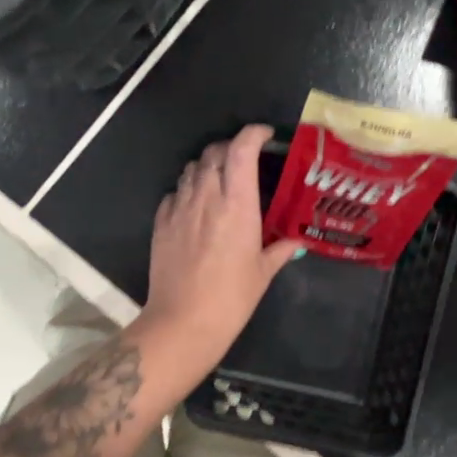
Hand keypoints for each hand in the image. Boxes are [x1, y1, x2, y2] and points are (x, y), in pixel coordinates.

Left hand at [133, 124, 303, 378]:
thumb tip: (296, 240)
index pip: (241, 150)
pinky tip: (194, 207)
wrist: (184, 321)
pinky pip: (173, 194)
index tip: (264, 135)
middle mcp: (206, 197)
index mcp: (237, 204)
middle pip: (214, 153)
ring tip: (219, 180)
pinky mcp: (160, 223)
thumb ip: (280, 249)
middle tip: (243, 159)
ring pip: (190, 170)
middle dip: (230, 148)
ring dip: (206, 167)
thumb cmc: (232, 298)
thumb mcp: (263, 272)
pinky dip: (186, 191)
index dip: (252, 134)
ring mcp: (179, 208)